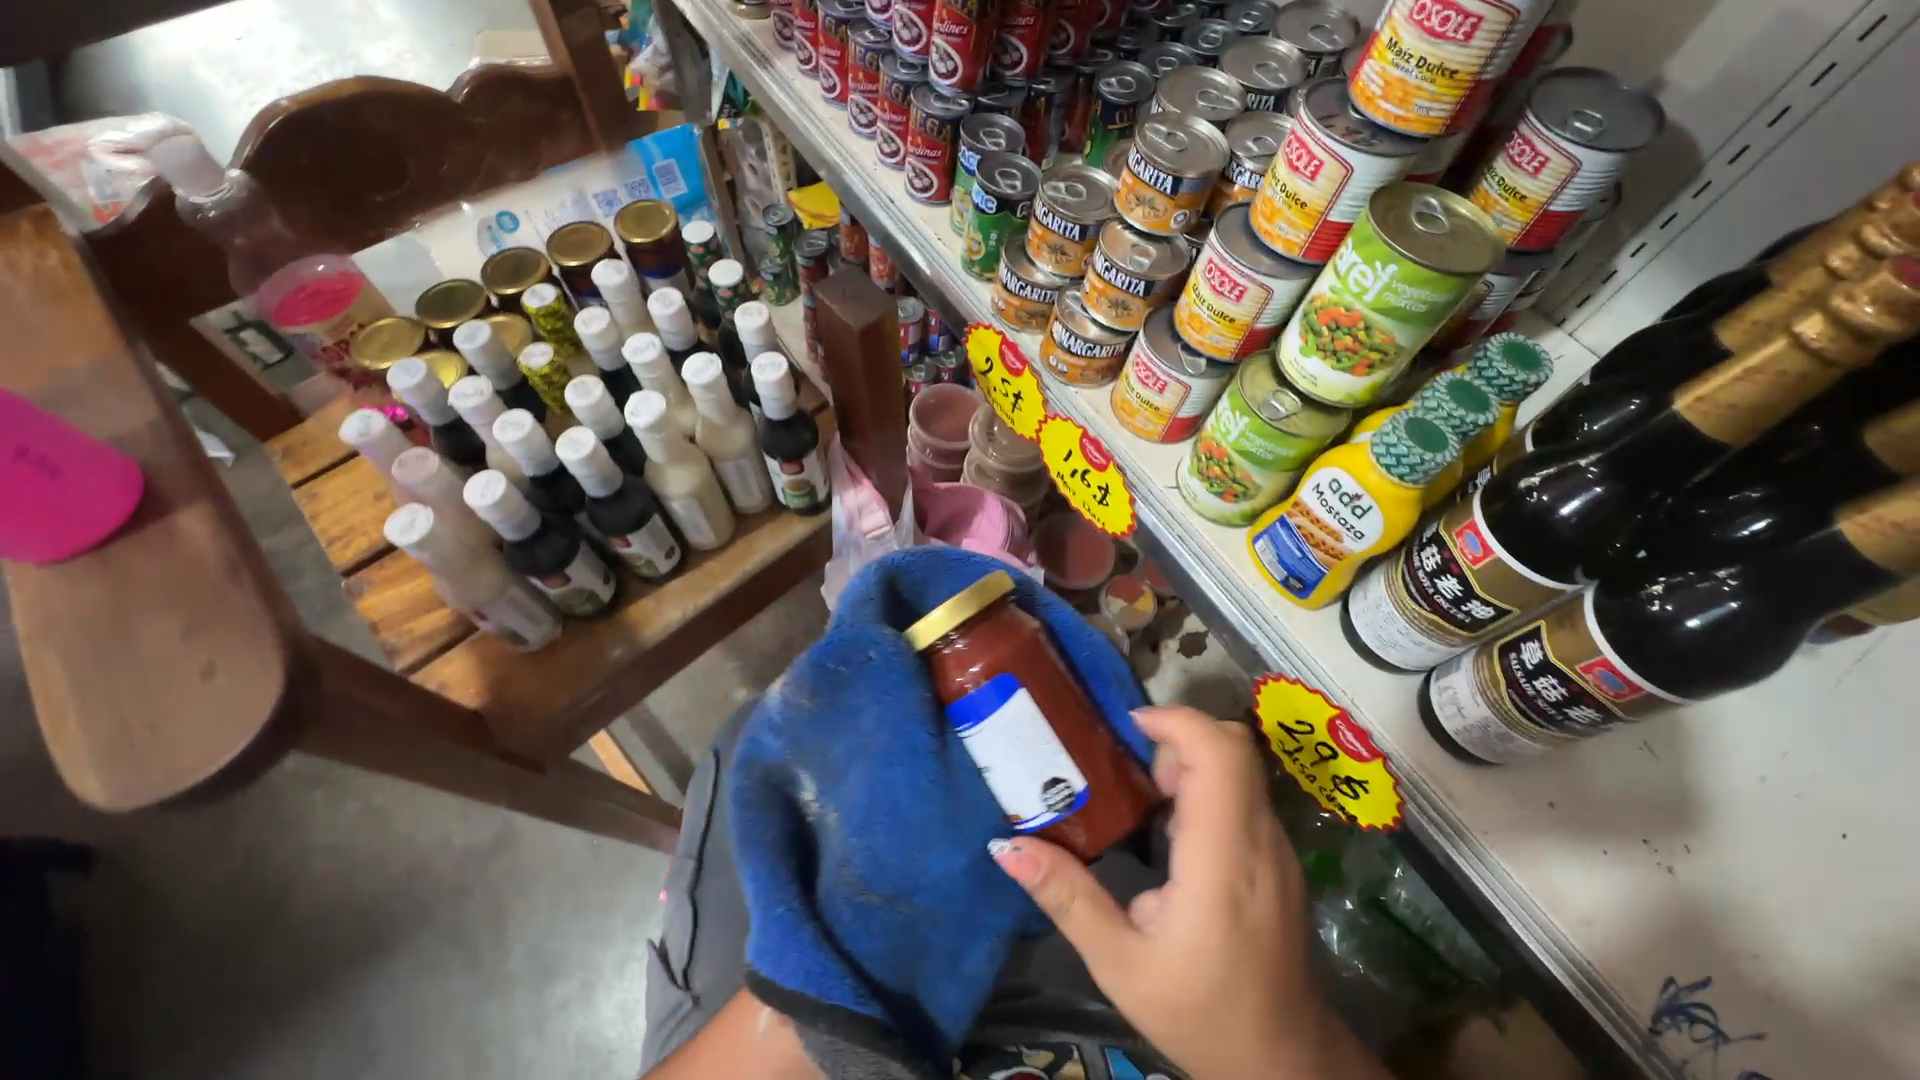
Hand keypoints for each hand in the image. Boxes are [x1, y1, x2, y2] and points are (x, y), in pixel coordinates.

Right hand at [991, 706, 1386, 1079]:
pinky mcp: (1277, 859)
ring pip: (1242, 770)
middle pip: (1234, 749)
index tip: (1129, 726)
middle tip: (1131, 773)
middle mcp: (1259, 842)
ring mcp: (1276, 849)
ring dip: (1191, 764)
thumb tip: (1006, 846)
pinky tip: (1172, 835)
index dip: (1177, 722)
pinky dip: (1207, 790)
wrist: (1283, 1059)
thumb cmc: (1199, 1012)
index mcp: (1221, 861)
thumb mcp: (1118, 962)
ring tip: (1142, 801)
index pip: (1220, 756)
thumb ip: (1066, 897)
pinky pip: (1245, 797)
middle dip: (1179, 739)